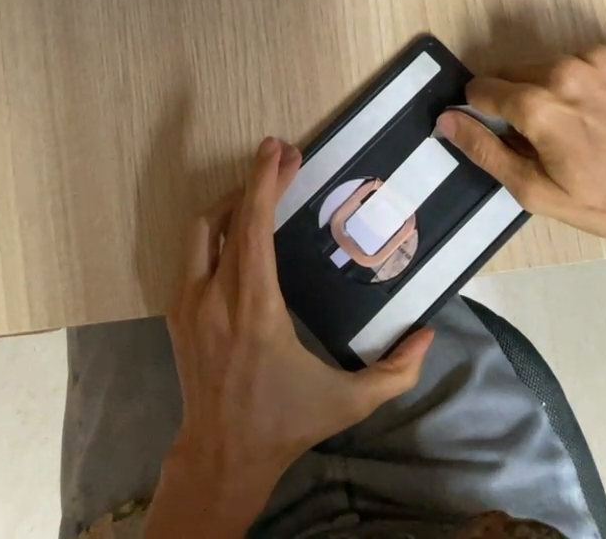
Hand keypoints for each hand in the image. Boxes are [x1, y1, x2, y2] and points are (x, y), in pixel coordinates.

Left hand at [146, 137, 434, 537]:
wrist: (221, 454)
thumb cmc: (286, 422)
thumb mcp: (349, 402)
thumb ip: (396, 370)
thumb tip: (430, 333)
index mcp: (254, 307)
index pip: (253, 226)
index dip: (265, 182)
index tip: (280, 151)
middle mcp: (214, 295)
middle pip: (228, 216)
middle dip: (256, 180)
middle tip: (282, 156)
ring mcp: (188, 301)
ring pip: (202, 229)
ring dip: (233, 201)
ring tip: (263, 187)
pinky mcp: (176, 310)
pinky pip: (193, 253)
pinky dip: (217, 230)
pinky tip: (241, 228)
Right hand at [434, 43, 605, 265]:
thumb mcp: (538, 192)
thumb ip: (485, 150)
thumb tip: (446, 119)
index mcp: (537, 104)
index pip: (482, 87)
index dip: (485, 111)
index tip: (505, 133)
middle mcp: (566, 68)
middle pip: (516, 73)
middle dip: (521, 100)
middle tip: (550, 137)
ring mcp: (604, 57)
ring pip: (554, 66)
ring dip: (558, 89)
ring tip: (590, 126)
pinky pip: (594, 61)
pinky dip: (596, 82)